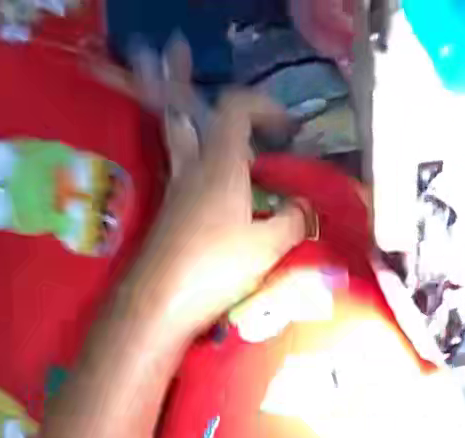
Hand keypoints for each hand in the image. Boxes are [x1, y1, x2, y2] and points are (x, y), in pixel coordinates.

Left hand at [116, 71, 310, 347]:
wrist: (158, 304)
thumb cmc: (214, 268)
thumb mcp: (266, 247)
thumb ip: (293, 222)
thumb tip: (306, 207)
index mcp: (220, 162)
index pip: (236, 108)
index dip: (263, 106)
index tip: (287, 128)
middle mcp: (192, 169)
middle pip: (198, 123)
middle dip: (227, 126)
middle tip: (253, 146)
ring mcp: (174, 195)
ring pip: (191, 156)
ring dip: (216, 159)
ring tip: (245, 183)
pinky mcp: (166, 222)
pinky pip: (188, 188)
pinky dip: (208, 189)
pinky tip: (225, 216)